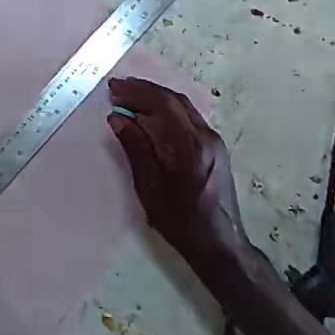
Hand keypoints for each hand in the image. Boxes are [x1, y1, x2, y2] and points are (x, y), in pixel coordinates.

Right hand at [107, 77, 249, 266]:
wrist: (220, 245)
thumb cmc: (182, 222)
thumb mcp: (150, 188)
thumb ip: (136, 149)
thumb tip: (118, 119)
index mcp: (191, 145)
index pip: (164, 104)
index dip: (137, 91)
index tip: (114, 89)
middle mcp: (207, 137)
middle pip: (175, 100)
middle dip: (145, 90)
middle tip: (117, 89)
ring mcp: (214, 142)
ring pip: (183, 107)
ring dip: (155, 99)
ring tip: (128, 99)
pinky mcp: (214, 149)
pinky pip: (188, 119)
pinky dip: (166, 111)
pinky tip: (149, 118)